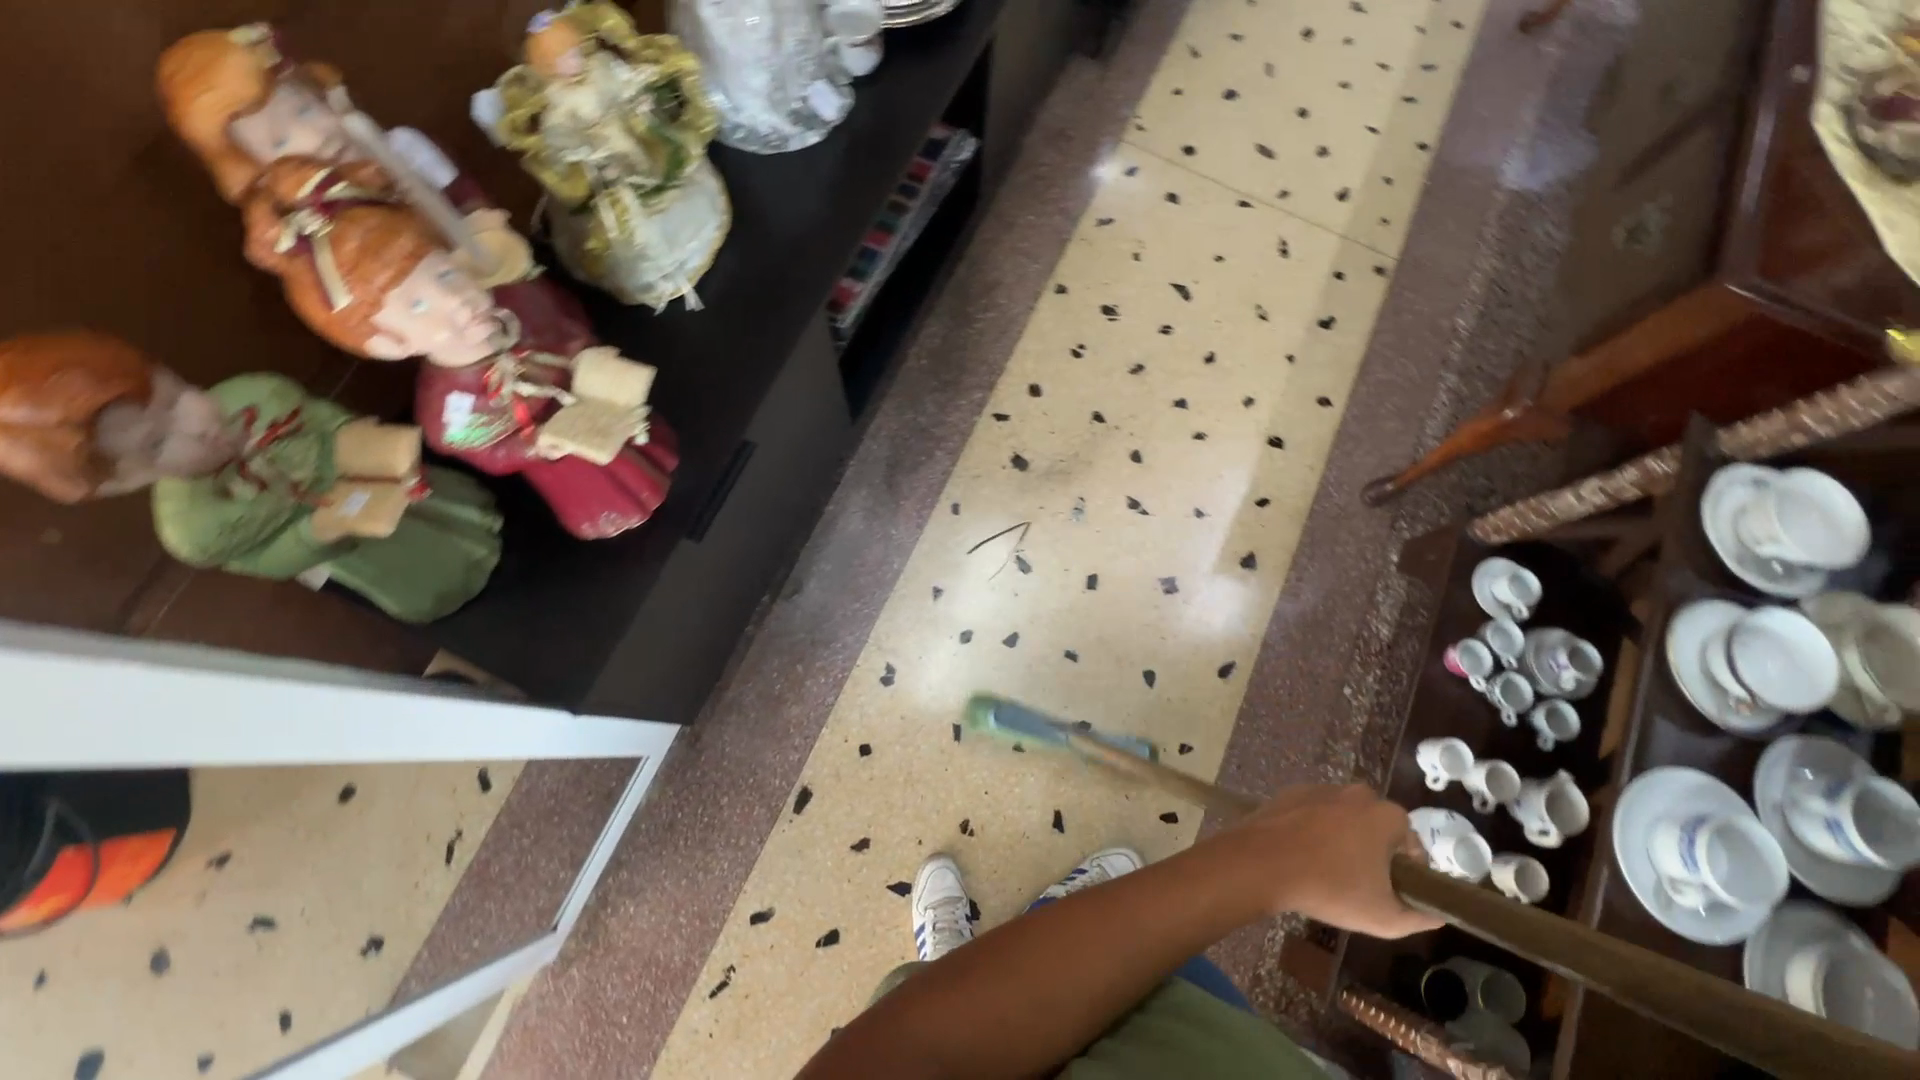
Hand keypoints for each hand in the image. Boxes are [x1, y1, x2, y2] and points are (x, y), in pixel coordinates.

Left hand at [1207, 784, 1441, 939]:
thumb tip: (1438, 913)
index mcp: (1388, 815)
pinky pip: (1313, 816)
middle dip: (1373, 855)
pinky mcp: (1290, 793)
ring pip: (1344, 821)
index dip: (1406, 875)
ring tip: (1326, 873)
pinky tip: (1301, 856)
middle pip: (1377, 830)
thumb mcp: (1386, 917)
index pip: (1412, 848)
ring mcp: (1321, 789)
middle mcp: (1358, 793)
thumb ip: (1421, 917)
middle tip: (1358, 886)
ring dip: (1342, 842)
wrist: (1260, 863)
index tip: (1389, 894)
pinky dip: (1313, 832)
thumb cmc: (1330, 887)